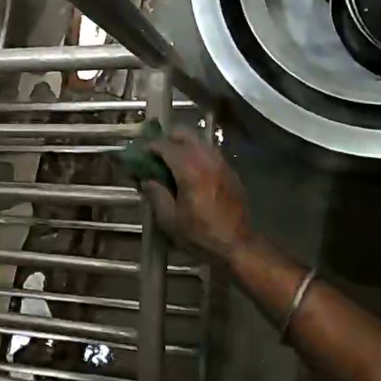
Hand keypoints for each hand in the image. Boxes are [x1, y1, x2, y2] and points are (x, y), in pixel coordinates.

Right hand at [143, 127, 253, 259]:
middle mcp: (207, 161)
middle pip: (187, 135)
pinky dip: (199, 155)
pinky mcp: (231, 172)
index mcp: (190, 171)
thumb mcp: (170, 220)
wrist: (237, 245)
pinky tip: (193, 171)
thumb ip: (157, 195)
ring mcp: (222, 165)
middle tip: (158, 152)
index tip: (142, 152)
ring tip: (175, 161)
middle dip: (170, 139)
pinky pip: (212, 153)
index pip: (167, 146)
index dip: (152, 146)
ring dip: (186, 146)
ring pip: (201, 142)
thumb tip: (147, 181)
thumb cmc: (200, 235)